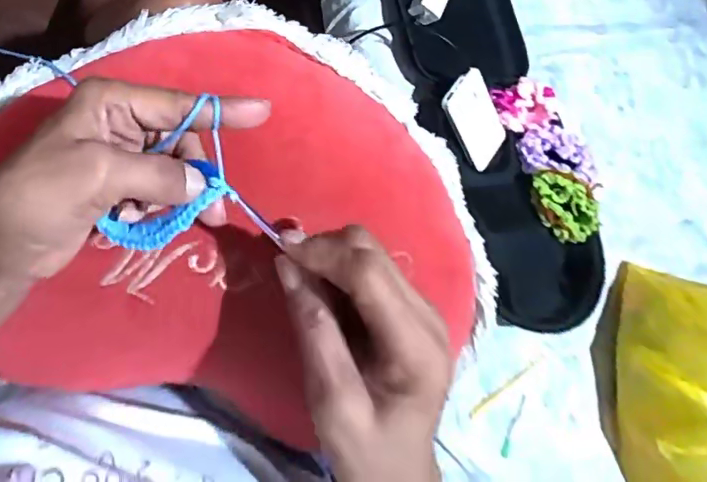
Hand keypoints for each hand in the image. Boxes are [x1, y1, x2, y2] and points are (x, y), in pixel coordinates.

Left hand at [0, 78, 270, 281]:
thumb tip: (201, 184)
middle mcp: (115, 120)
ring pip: (168, 167)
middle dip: (194, 170)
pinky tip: (139, 217)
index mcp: (109, 101)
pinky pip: (153, 188)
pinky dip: (156, 204)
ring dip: (177, 191)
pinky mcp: (111, 184)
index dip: (219, 110)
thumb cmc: (43, 192)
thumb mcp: (99, 174)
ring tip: (184, 217)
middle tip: (212, 206)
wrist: (1, 243)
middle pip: (176, 138)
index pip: (176, 103)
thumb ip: (156, 174)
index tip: (262, 110)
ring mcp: (113, 153)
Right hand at [276, 226, 454, 481]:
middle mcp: (427, 316)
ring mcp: (422, 309)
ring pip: (368, 251)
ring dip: (329, 254)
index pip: (368, 271)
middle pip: (369, 251)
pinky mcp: (410, 308)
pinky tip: (321, 289)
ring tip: (301, 278)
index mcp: (415, 345)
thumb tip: (286, 264)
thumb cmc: (365, 448)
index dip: (322, 251)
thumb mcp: (331, 400)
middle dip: (323, 248)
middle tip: (287, 265)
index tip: (279, 250)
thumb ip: (313, 330)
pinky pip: (369, 266)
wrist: (398, 474)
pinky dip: (338, 266)